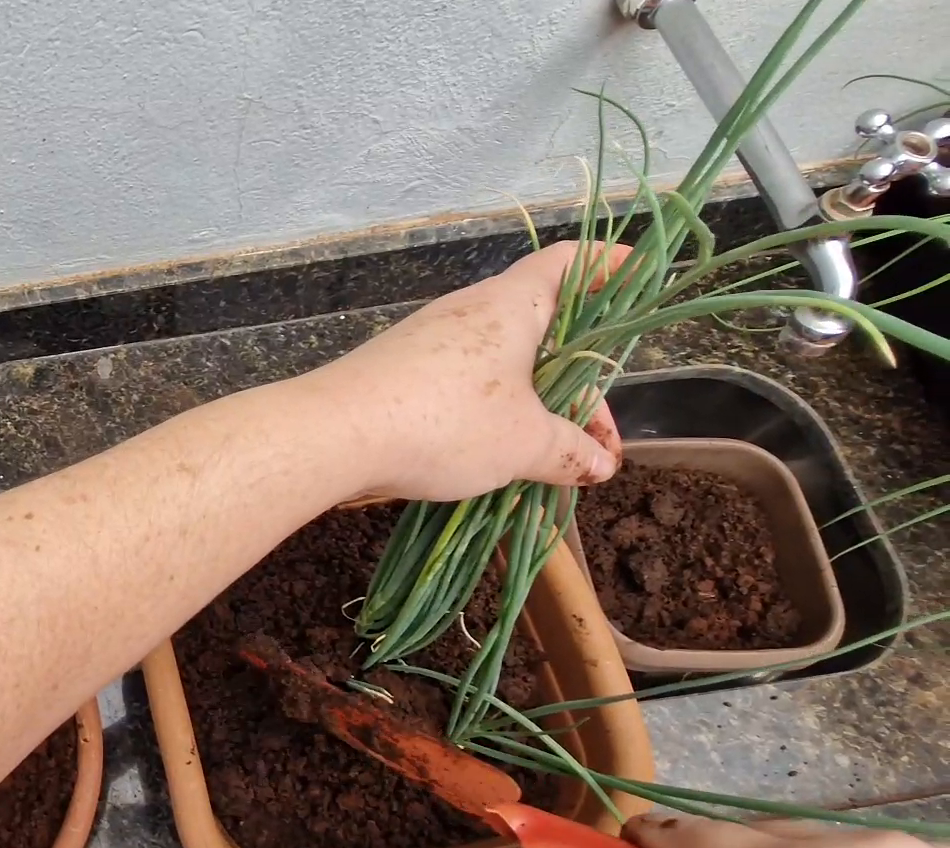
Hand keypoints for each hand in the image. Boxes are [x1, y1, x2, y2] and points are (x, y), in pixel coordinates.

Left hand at [302, 241, 625, 502]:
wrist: (328, 435)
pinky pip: (449, 388)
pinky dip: (476, 416)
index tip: (638, 277)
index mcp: (509, 305)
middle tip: (590, 441)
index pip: (570, 262)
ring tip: (540, 461)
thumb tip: (598, 465)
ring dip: (524, 409)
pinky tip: (480, 458)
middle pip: (537, 333)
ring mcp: (418, 345)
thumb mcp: (521, 444)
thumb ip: (567, 451)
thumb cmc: (440, 422)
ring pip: (491, 367)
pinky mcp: (387, 376)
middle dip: (573, 384)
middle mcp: (462, 314)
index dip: (608, 267)